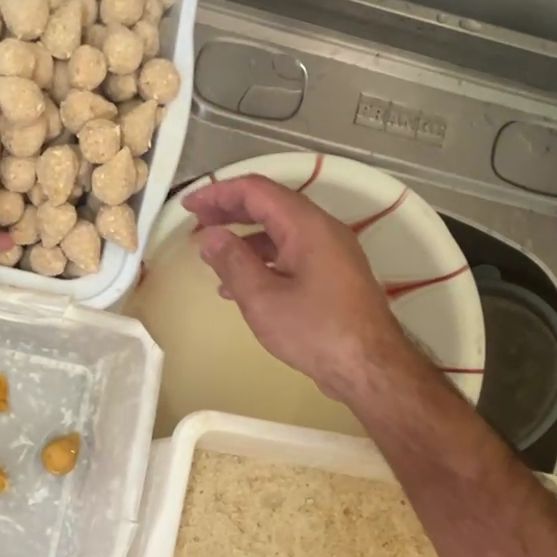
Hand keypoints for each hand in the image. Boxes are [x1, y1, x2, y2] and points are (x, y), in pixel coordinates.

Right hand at [183, 175, 410, 400]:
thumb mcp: (263, 298)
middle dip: (229, 210)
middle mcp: (322, 230)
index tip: (189, 204)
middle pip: (270, 206)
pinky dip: (261, 259)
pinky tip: (239, 284)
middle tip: (195, 221)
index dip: (219, 192)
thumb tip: (210, 237)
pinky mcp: (331, 275)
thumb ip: (233, 263)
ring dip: (243, 236)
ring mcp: (330, 252)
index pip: (257, 191)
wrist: (367, 365)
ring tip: (212, 253)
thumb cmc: (314, 330)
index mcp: (306, 226)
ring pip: (280, 231)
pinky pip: (291, 253)